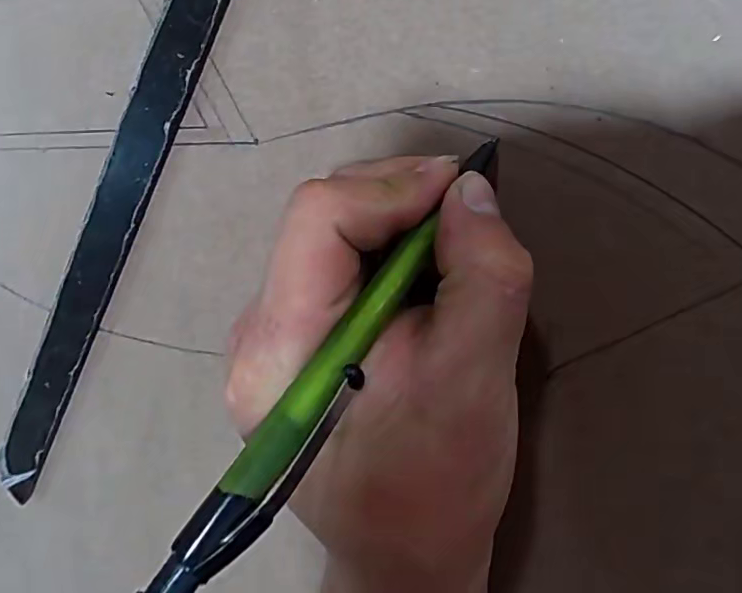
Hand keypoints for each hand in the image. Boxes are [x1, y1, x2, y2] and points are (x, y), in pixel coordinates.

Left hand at [225, 156, 532, 592]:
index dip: (392, 186)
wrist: (404, 560)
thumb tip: (471, 190)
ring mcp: (270, 329)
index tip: (458, 187)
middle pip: (320, 213)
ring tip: (449, 225)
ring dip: (393, 211)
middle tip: (460, 199)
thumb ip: (483, 272)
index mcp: (282, 342)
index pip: (319, 215)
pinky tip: (423, 256)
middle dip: (396, 191)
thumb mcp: (479, 376)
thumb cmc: (437, 483)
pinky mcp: (294, 331)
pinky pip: (335, 255)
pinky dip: (385, 239)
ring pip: (328, 228)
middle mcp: (257, 327)